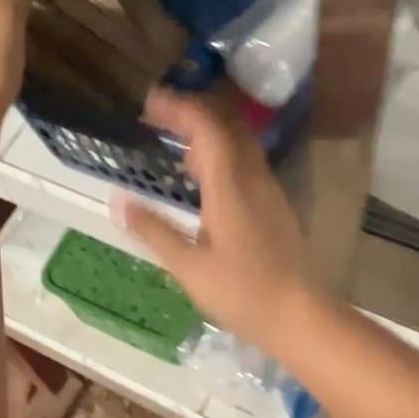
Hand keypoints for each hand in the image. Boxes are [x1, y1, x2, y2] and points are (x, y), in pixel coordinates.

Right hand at [119, 90, 321, 347]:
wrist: (299, 315)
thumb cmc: (242, 291)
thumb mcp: (188, 267)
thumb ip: (154, 231)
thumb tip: (119, 202)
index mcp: (230, 186)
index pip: (206, 127)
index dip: (178, 107)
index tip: (149, 102)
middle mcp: (253, 178)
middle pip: (227, 126)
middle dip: (193, 112)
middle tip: (159, 116)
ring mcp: (268, 191)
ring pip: (240, 144)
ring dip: (209, 133)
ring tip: (177, 144)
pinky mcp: (275, 207)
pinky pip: (246, 164)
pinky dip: (221, 155)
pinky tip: (204, 180)